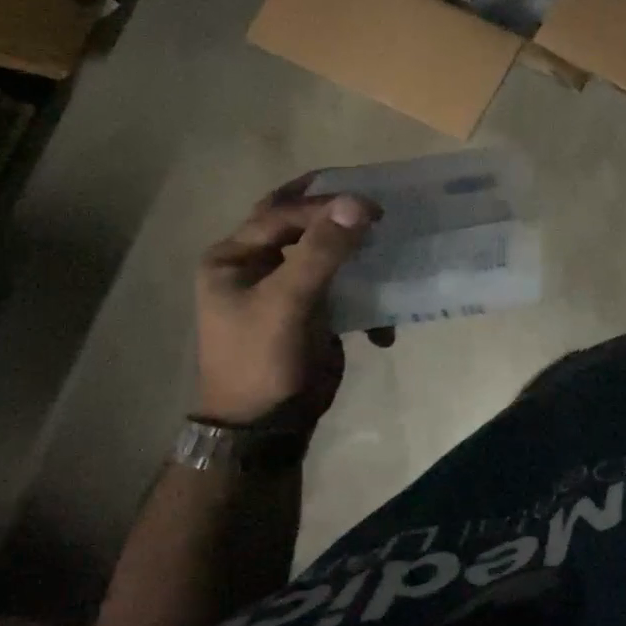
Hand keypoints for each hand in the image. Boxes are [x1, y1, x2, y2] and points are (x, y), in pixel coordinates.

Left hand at [193, 175, 380, 427]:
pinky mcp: (313, 310)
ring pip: (326, 253)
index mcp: (233, 259)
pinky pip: (345, 286)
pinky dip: (368, 292)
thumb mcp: (287, 302)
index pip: (282, 214)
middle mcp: (255, 267)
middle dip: (336, 212)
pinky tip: (384, 317)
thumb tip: (357, 202)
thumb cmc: (261, 360)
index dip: (326, 205)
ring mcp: (285, 289)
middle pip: (300, 224)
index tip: (375, 208)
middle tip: (378, 200)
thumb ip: (322, 252)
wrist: (266, 425)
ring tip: (391, 244)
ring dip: (358, 250)